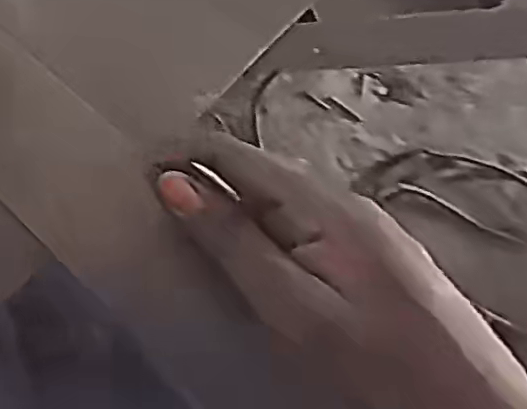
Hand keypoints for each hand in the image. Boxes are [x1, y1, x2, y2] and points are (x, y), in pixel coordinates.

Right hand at [156, 135, 526, 408]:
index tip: (136, 167)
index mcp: (326, 206)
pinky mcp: (379, 261)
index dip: (178, 152)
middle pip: (254, 170)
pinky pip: (300, 223)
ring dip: (230, 202)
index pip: (231, 151)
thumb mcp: (296, 311)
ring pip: (276, 197)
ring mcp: (368, 232)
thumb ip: (232, 241)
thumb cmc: (389, 375)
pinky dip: (260, 226)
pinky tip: (252, 253)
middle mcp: (347, 205)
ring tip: (193, 225)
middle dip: (201, 176)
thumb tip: (173, 181)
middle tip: (156, 200)